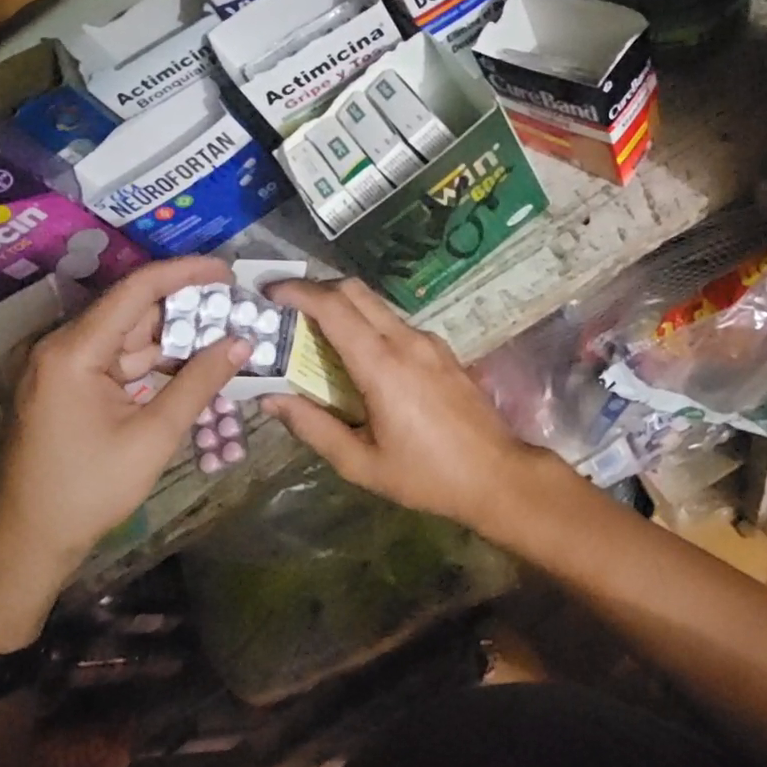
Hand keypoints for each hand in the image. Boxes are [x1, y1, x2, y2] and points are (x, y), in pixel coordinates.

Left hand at [0, 257, 248, 652]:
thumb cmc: (88, 490)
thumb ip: (199, 382)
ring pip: (129, 337)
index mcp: (74, 351)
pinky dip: (155, 363)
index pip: (136, 290)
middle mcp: (62, 348)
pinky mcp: (68, 389)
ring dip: (175, 337)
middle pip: (133, 311)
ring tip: (225, 333)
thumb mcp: (153, 435)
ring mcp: (63, 369)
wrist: (27, 544)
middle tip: (237, 306)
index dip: (185, 274)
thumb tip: (242, 343)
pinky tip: (193, 364)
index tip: (228, 271)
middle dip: (187, 307)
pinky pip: (118, 362)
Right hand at [259, 278, 548, 531]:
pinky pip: (396, 325)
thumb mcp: (361, 463)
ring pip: (377, 305)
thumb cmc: (427, 476)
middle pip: (355, 291)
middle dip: (316, 290)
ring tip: (315, 335)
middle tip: (285, 310)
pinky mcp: (443, 351)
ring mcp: (429, 342)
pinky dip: (367, 326)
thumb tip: (271, 400)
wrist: (498, 475)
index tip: (269, 292)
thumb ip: (313, 427)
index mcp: (383, 365)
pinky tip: (357, 358)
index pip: (333, 307)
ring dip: (342, 308)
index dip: (297, 291)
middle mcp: (407, 341)